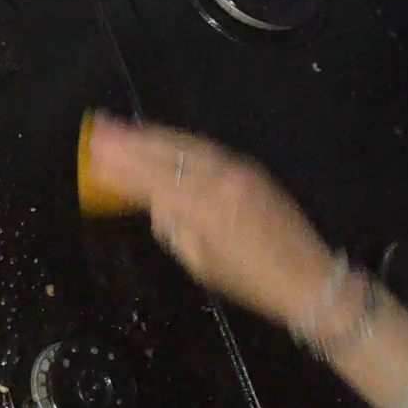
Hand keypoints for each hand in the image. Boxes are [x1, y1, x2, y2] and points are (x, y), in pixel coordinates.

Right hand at [84, 114, 336, 327]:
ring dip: (146, 132)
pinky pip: (201, 144)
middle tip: (98, 127)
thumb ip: (171, 227)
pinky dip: (173, 137)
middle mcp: (218, 179)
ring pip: (181, 141)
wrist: (313, 280)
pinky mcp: (245, 164)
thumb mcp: (200, 265)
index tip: (94, 153)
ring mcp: (234, 167)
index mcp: (205, 209)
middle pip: (163, 152)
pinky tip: (156, 133)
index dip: (120, 165)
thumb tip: (151, 199)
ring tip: (118, 124)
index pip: (151, 179)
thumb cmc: (251, 283)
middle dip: (127, 139)